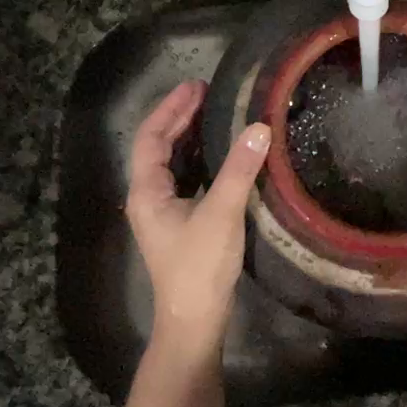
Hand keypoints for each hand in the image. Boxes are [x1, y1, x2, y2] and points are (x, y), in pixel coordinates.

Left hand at [126, 80, 271, 360]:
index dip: (172, 108)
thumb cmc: (199, 266)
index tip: (196, 85)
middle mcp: (149, 197)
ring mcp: (164, 212)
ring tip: (214, 111)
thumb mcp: (221, 213)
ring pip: (172, 163)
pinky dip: (199, 157)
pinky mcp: (181, 223)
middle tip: (207, 91)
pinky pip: (186, 178)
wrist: (195, 321)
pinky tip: (221, 151)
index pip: (151, 136)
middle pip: (159, 146)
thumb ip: (239, 169)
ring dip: (189, 136)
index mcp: (147, 191)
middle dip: (179, 117)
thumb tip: (260, 126)